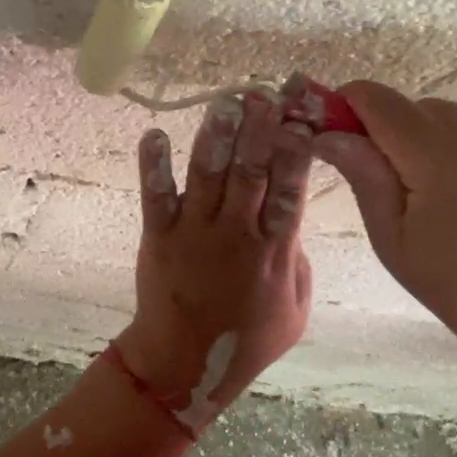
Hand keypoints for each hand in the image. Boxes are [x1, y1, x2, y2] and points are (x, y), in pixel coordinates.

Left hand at [113, 82, 315, 429]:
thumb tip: (291, 217)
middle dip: (259, 130)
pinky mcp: (158, 236)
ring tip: (224, 103)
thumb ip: (296, 258)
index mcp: (273, 251)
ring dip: (215, 137)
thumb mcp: (294, 306)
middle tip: (264, 94)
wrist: (184, 363)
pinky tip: (154, 135)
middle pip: (251, 173)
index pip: (289, 190)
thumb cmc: (245, 339)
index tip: (302, 115)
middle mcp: (236, 235)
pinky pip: (156, 196)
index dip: (296, 150)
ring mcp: (194, 233)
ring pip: (207, 177)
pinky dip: (154, 166)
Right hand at [310, 81, 456, 393]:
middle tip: (397, 181)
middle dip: (398, 130)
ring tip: (450, 197)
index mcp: (444, 159)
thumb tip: (329, 133)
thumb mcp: (394, 241)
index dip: (351, 106)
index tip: (339, 131)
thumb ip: (363, 175)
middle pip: (423, 108)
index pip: (381, 101)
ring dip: (442, 142)